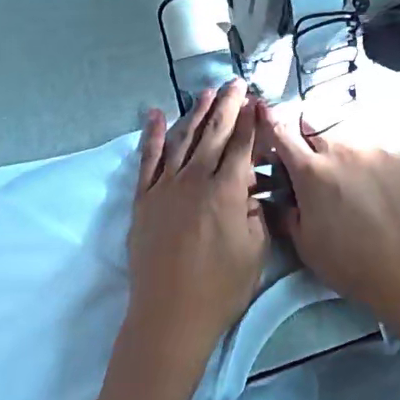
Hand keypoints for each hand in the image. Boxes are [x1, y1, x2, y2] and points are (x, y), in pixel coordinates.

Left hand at [126, 81, 269, 363]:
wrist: (170, 315)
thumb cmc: (221, 288)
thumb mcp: (256, 250)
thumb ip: (256, 212)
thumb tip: (251, 188)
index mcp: (227, 191)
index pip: (241, 145)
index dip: (250, 121)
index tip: (256, 100)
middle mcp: (195, 180)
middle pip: (214, 133)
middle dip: (227, 106)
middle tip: (236, 83)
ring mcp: (165, 187)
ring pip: (182, 139)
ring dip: (195, 113)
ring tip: (206, 92)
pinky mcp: (143, 199)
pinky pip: (146, 159)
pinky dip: (149, 134)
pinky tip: (153, 114)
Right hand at [260, 106, 399, 326]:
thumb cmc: (346, 261)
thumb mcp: (302, 241)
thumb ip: (287, 207)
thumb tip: (281, 190)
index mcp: (312, 171)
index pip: (282, 133)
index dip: (268, 120)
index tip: (262, 108)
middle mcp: (342, 150)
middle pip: (316, 125)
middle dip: (309, 137)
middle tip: (315, 160)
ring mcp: (374, 149)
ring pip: (349, 137)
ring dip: (343, 151)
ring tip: (351, 178)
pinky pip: (377, 150)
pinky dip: (371, 163)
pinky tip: (377, 187)